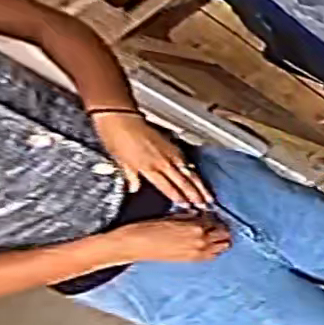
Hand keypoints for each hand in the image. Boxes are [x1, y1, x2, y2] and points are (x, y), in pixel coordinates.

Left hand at [90, 110, 213, 206]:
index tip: (187, 206)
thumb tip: (133, 188)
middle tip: (204, 206)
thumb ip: (130, 175)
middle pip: (184, 183)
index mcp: (147, 168)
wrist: (120, 118)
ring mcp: (171, 156)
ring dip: (201, 187)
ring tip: (210, 197)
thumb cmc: (114, 136)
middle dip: (195, 196)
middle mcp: (163, 164)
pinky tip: (201, 179)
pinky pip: (189, 164)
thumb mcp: (118, 159)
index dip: (178, 198)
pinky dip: (196, 173)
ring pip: (191, 175)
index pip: (168, 188)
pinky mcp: (175, 148)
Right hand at [92, 214, 231, 264]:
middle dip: (221, 228)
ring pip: (224, 245)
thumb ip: (188, 217)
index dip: (212, 218)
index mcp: (195, 227)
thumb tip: (199, 215)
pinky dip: (215, 250)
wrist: (130, 246)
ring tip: (213, 236)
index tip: (210, 217)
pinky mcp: (195, 259)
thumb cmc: (144, 228)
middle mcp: (202, 240)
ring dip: (221, 240)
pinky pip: (215, 255)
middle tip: (214, 226)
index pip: (215, 220)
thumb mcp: (168, 217)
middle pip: (225, 233)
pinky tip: (207, 246)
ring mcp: (200, 251)